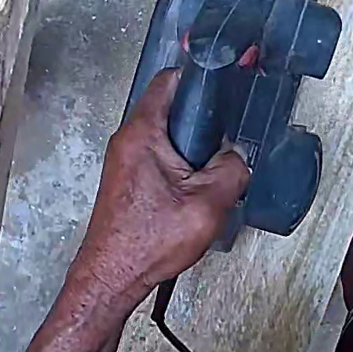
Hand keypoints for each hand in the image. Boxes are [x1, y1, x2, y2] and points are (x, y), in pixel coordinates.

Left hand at [69, 69, 250, 303]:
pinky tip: (198, 185)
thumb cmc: (148, 241)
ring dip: (193, 145)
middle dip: (203, 118)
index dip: (200, 75)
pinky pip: (161, 155)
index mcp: (144, 133)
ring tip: (215, 165)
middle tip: (228, 132)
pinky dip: (182, 162)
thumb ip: (233, 170)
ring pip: (168, 134)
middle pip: (171, 107)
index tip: (224, 79)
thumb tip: (238, 157)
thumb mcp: (208, 203)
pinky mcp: (129, 178)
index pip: (170, 80)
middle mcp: (129, 140)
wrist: (114, 276)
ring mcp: (126, 159)